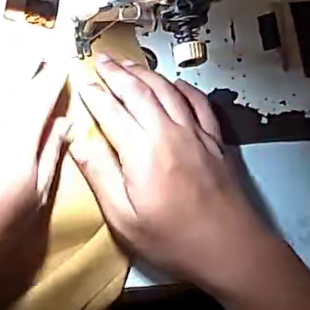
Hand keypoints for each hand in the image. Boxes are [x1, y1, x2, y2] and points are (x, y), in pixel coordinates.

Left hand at [0, 60, 68, 309]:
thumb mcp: (33, 198)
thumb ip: (50, 154)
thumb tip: (65, 122)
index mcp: (19, 129)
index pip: (43, 86)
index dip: (55, 71)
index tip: (62, 61)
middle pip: (11, 73)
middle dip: (27, 62)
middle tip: (37, 56)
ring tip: (4, 62)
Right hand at [69, 55, 291, 290]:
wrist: (232, 250)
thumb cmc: (172, 240)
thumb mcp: (124, 218)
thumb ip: (100, 176)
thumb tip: (77, 143)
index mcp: (141, 151)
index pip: (111, 111)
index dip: (94, 94)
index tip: (81, 82)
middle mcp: (168, 133)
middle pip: (139, 91)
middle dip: (117, 73)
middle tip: (101, 59)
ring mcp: (196, 134)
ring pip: (167, 91)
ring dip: (145, 73)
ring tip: (128, 64)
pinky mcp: (215, 142)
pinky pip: (198, 104)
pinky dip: (184, 88)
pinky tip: (175, 83)